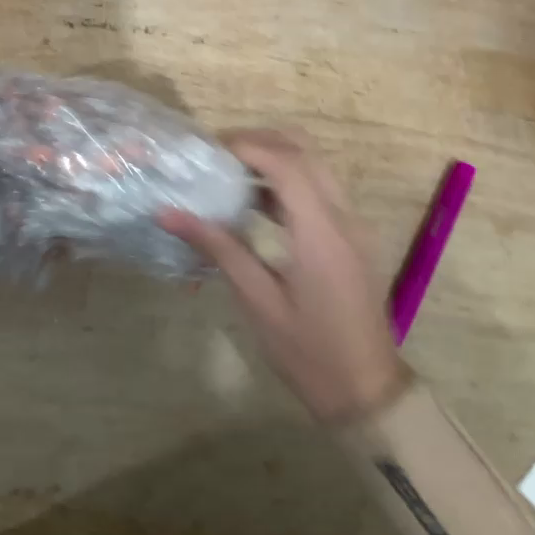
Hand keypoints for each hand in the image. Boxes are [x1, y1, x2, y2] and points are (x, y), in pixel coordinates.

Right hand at [159, 129, 408, 422]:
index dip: (246, 146)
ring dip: (273, 158)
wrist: (366, 392)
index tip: (206, 150)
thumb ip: (217, 248)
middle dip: (259, 142)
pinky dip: (285, 181)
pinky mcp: (351, 239)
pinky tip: (252, 202)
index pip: (287, 165)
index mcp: (322, 235)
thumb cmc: (308, 352)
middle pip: (305, 153)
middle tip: (215, 153)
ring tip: (227, 173)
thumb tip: (168, 212)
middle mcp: (344, 220)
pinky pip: (319, 190)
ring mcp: (353, 228)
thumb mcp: (257, 301)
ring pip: (315, 167)